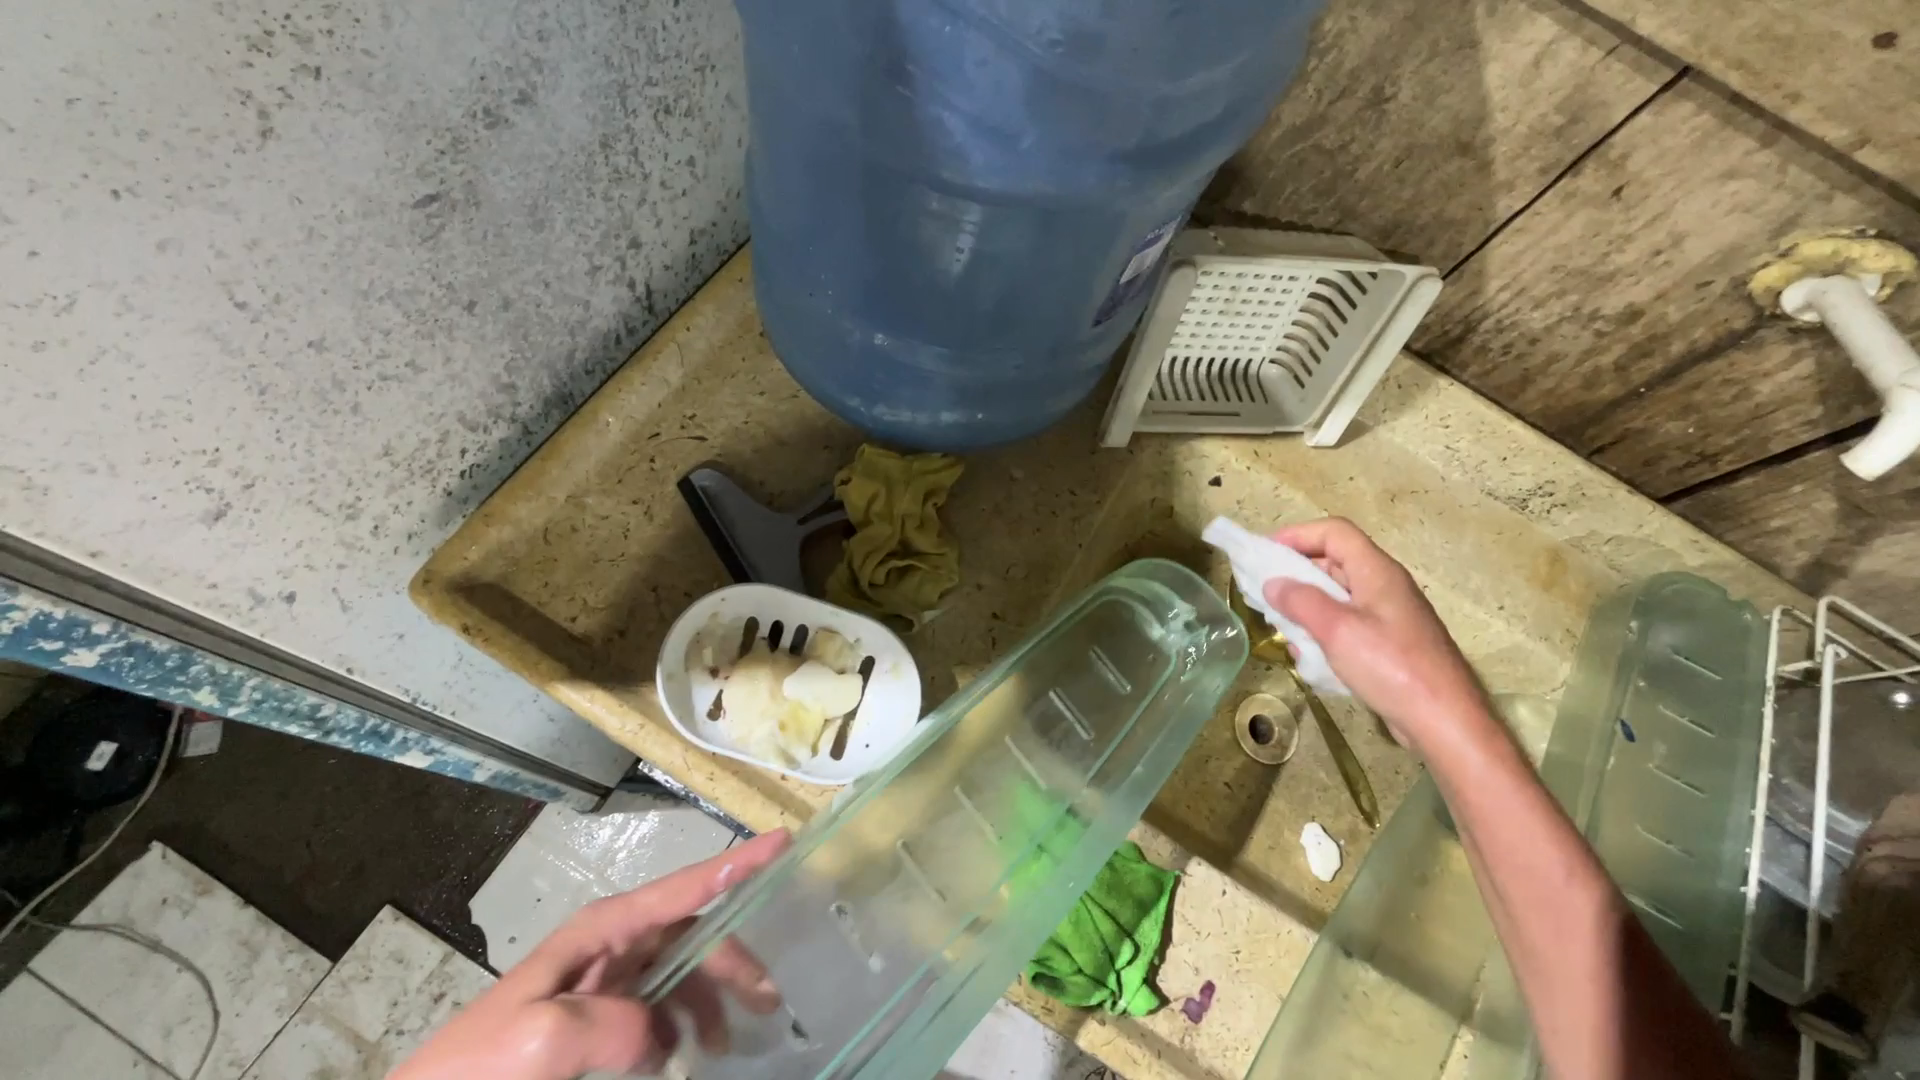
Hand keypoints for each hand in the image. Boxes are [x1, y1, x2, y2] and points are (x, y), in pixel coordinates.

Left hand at [393, 829, 791, 1079]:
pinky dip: (686, 1026)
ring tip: (730, 1042)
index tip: (784, 844)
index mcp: (602, 930)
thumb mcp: (542, 1041)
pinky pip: (663, 1009)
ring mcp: (608, 981)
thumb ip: (614, 1025)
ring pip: (683, 972)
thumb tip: (664, 1037)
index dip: (735, 865)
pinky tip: (691, 1055)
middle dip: (733, 959)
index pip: (683, 889)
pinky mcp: (602, 1019)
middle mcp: (612, 944)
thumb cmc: (477, 1070)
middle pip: (693, 934)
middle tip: (767, 1000)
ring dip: (713, 1000)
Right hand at [1263, 518, 1490, 755]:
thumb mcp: (1336, 630)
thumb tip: (1273, 583)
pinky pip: (1348, 623)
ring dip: (1307, 605)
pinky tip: (1309, 655)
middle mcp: (1385, 586)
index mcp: (1377, 572)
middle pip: (1335, 561)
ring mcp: (1389, 615)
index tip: (1264, 553)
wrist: (1443, 719)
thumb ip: (1300, 601)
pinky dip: (1324, 630)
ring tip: (1283, 626)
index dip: (1297, 535)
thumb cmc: (1390, 666)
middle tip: (1266, 591)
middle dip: (1297, 572)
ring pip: (1339, 595)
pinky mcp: (1389, 643)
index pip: (1334, 533)